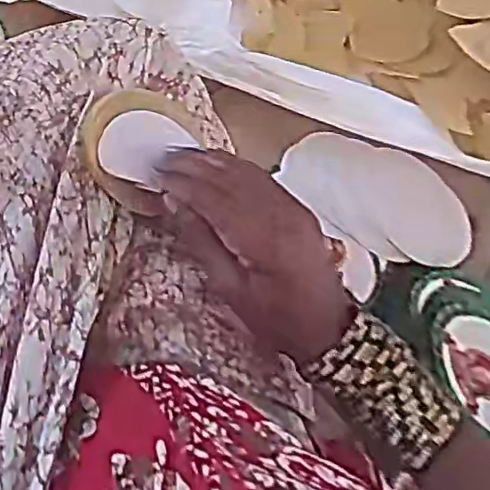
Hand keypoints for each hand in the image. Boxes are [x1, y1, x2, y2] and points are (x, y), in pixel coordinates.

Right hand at [161, 149, 356, 362]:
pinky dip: (233, 165)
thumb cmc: (275, 319)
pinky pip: (260, 176)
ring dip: (211, 161)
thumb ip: (202, 242)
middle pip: (229, 178)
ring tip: (182, 158)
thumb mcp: (230, 290)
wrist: (330, 331)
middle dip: (193, 166)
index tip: (160, 178)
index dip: (184, 184)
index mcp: (262, 239)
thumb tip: (176, 203)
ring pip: (245, 171)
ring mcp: (292, 207)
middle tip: (164, 161)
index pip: (214, 198)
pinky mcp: (296, 206)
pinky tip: (215, 163)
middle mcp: (280, 214)